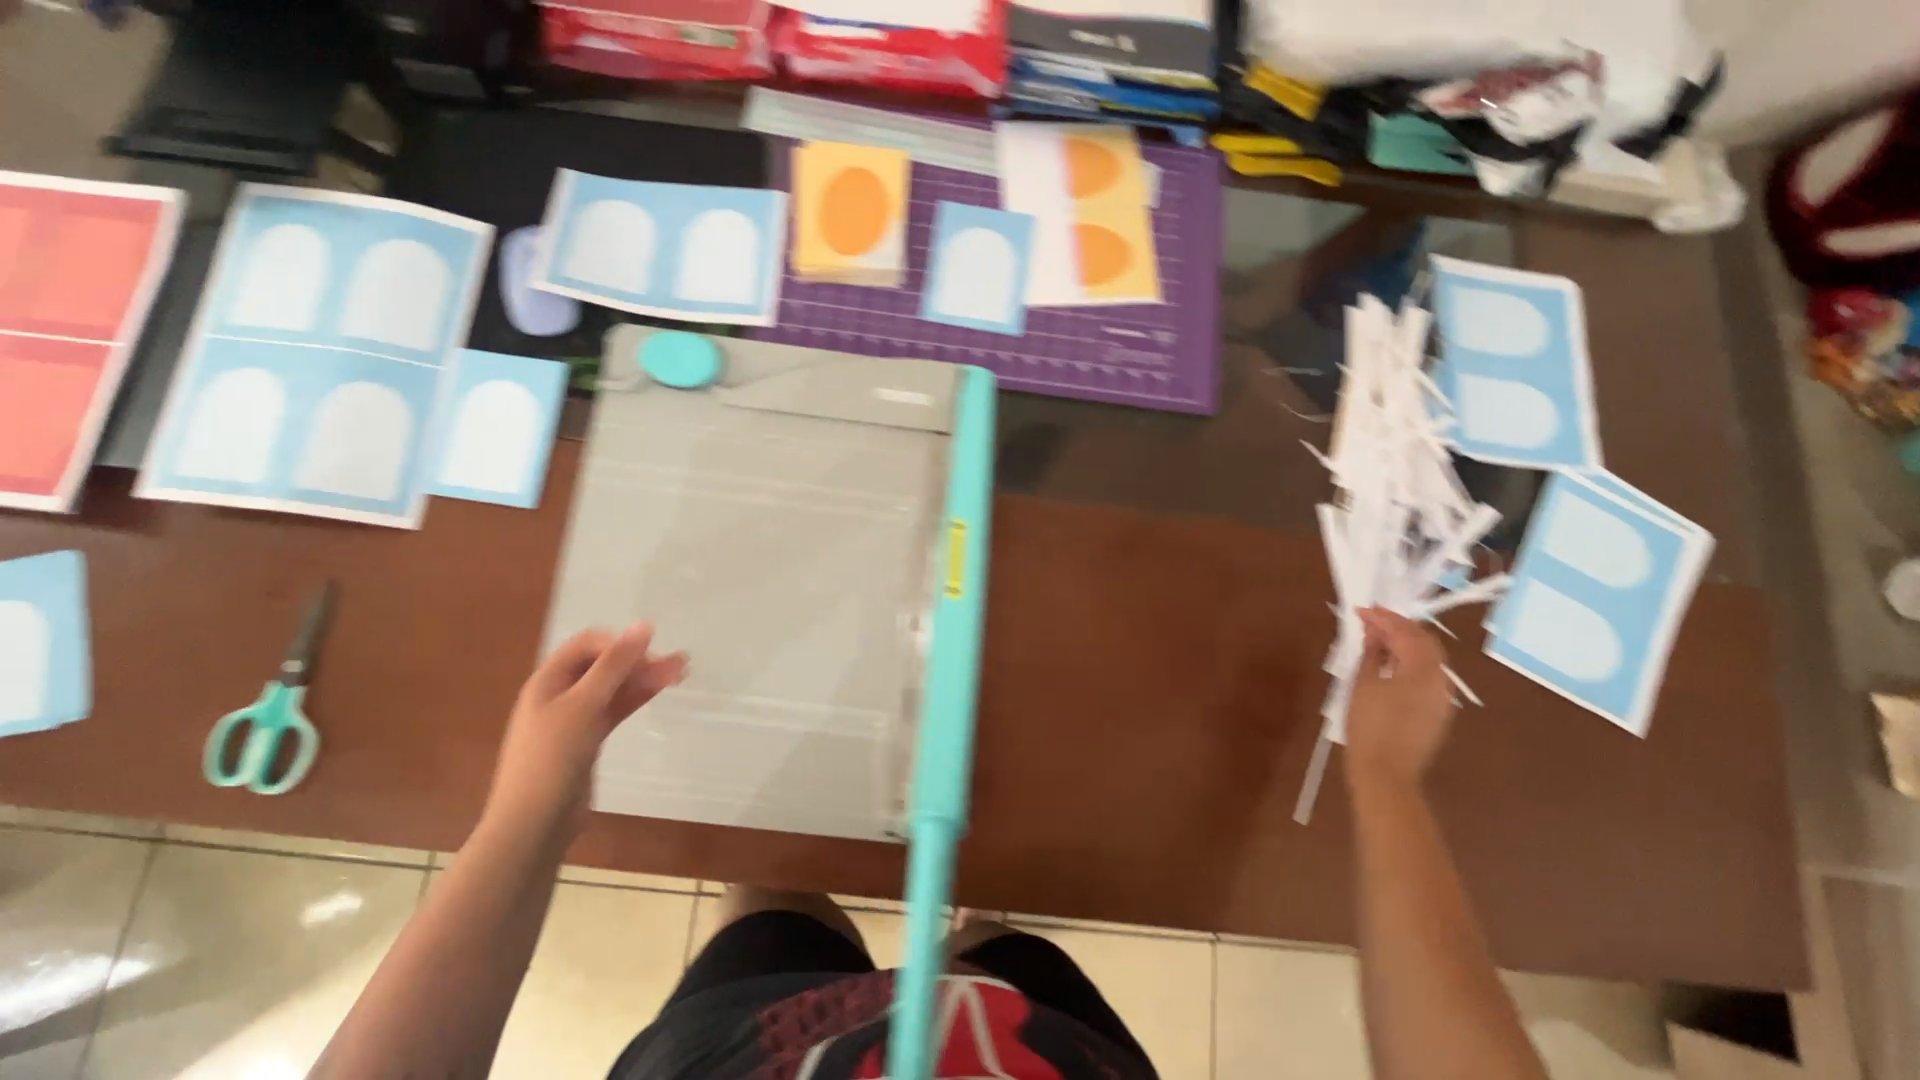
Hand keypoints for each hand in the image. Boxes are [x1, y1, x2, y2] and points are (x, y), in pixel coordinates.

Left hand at [486, 624, 687, 837]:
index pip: (588, 644)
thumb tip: (644, 625)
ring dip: (643, 678)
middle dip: (638, 660)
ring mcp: (574, 719)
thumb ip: (614, 665)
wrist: (534, 822)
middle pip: (603, 666)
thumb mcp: (583, 705)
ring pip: (613, 689)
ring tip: (681, 672)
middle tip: (678, 664)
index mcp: (548, 679)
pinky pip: (615, 711)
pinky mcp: (588, 742)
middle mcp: (560, 694)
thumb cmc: (552, 758)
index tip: (652, 651)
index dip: (620, 642)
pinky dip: (636, 699)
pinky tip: (658, 692)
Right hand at [1344, 608, 1456, 791]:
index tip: (1362, 611)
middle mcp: (1440, 679)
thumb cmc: (1369, 727)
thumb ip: (1372, 655)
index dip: (1383, 618)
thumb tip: (1375, 635)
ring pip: (1429, 659)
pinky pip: (1428, 677)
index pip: (1406, 632)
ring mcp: (1442, 697)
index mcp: (1422, 670)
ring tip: (1379, 642)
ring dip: (1406, 645)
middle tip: (1371, 622)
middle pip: (1425, 642)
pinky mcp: (1438, 712)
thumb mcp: (1363, 685)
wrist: (1386, 773)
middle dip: (1398, 628)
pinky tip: (1391, 666)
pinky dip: (1411, 663)